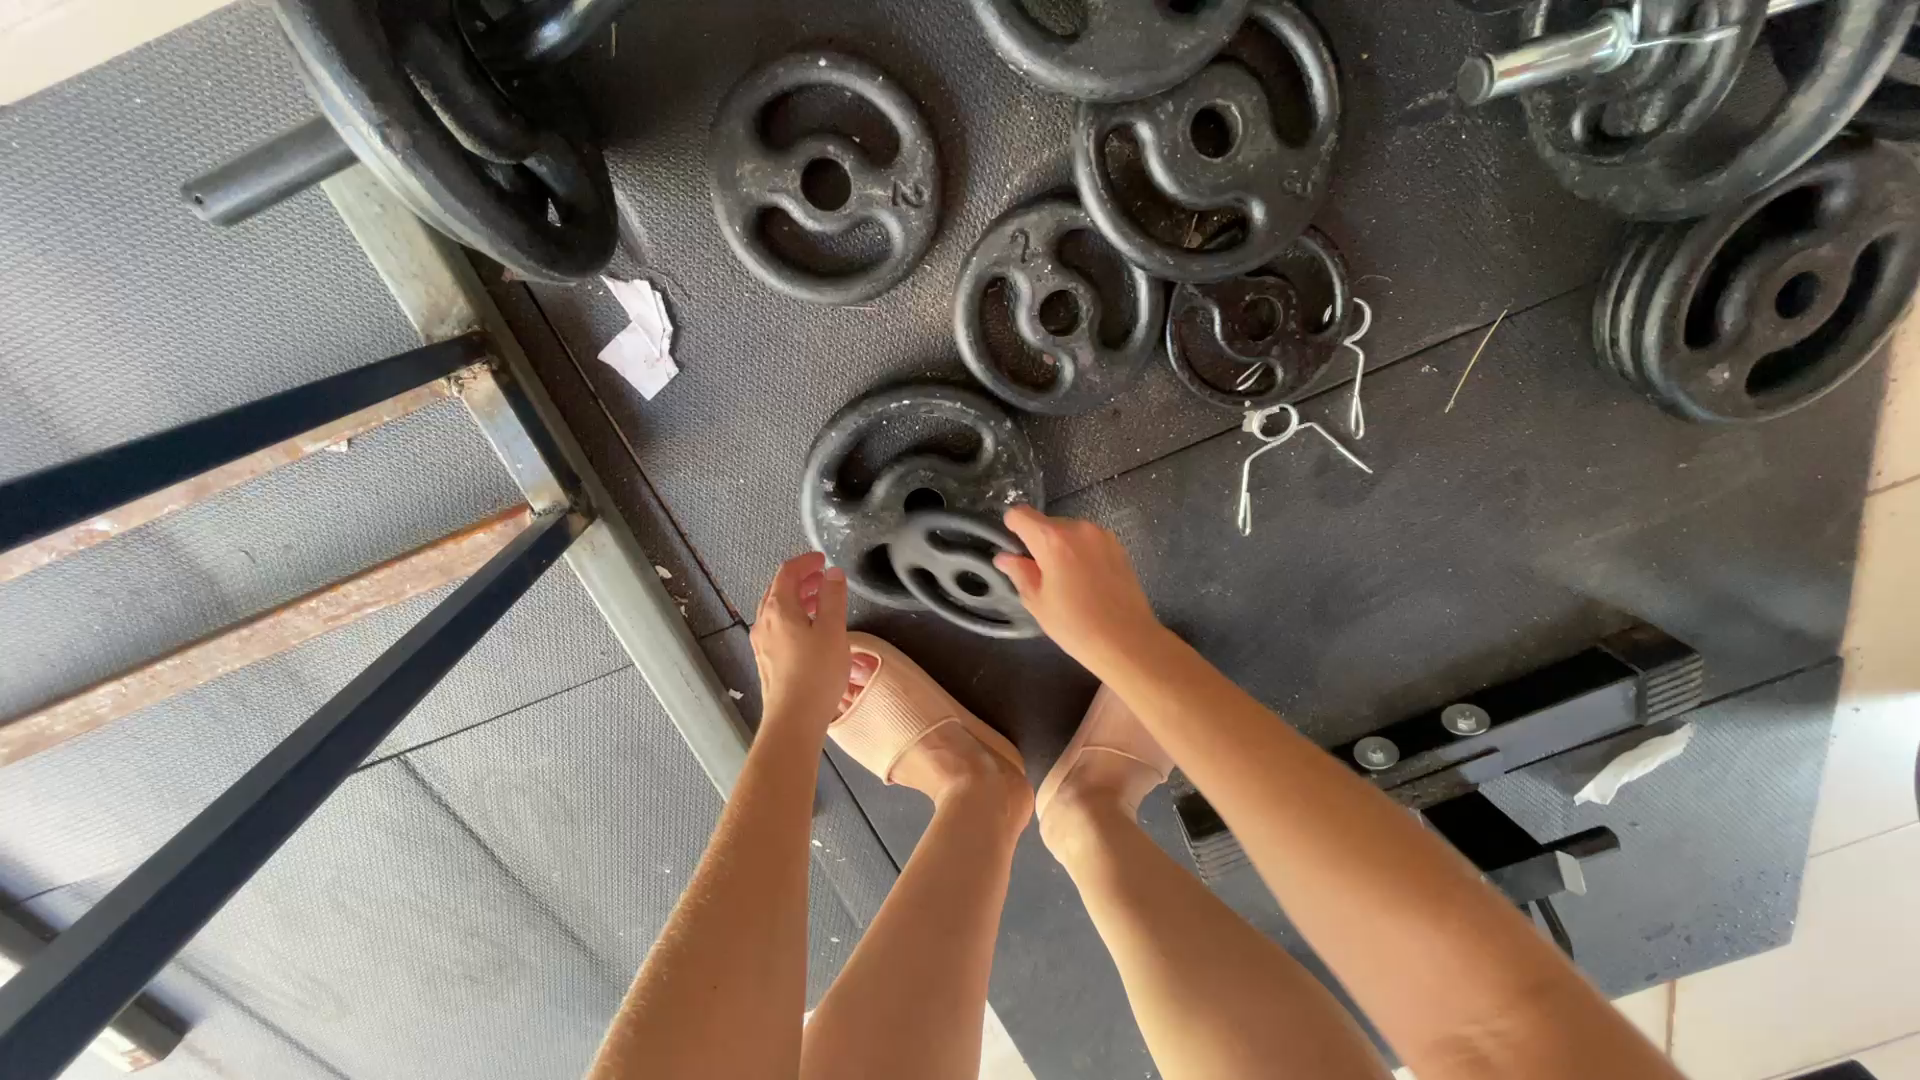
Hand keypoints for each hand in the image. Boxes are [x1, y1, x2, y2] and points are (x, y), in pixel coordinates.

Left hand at [750, 552, 849, 730]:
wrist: (793, 719)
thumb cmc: (816, 673)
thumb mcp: (833, 630)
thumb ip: (833, 598)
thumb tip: (833, 573)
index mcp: (778, 609)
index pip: (787, 572)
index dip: (805, 562)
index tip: (823, 559)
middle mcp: (763, 622)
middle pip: (778, 590)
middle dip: (801, 579)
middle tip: (823, 577)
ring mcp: (761, 642)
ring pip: (776, 610)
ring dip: (797, 599)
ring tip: (820, 601)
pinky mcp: (766, 660)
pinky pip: (777, 627)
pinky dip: (793, 617)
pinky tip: (809, 630)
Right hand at [995, 506, 1163, 670]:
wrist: (1127, 640)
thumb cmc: (1076, 625)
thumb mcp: (1037, 602)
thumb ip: (1019, 572)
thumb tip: (1005, 557)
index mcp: (1053, 540)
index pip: (1020, 514)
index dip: (1012, 528)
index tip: (1015, 550)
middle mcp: (1079, 528)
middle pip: (1046, 524)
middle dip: (1039, 544)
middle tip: (1042, 577)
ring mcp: (1102, 535)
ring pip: (1069, 532)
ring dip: (1061, 548)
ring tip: (1068, 582)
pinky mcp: (1118, 546)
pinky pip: (1088, 541)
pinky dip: (1081, 553)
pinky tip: (1087, 581)